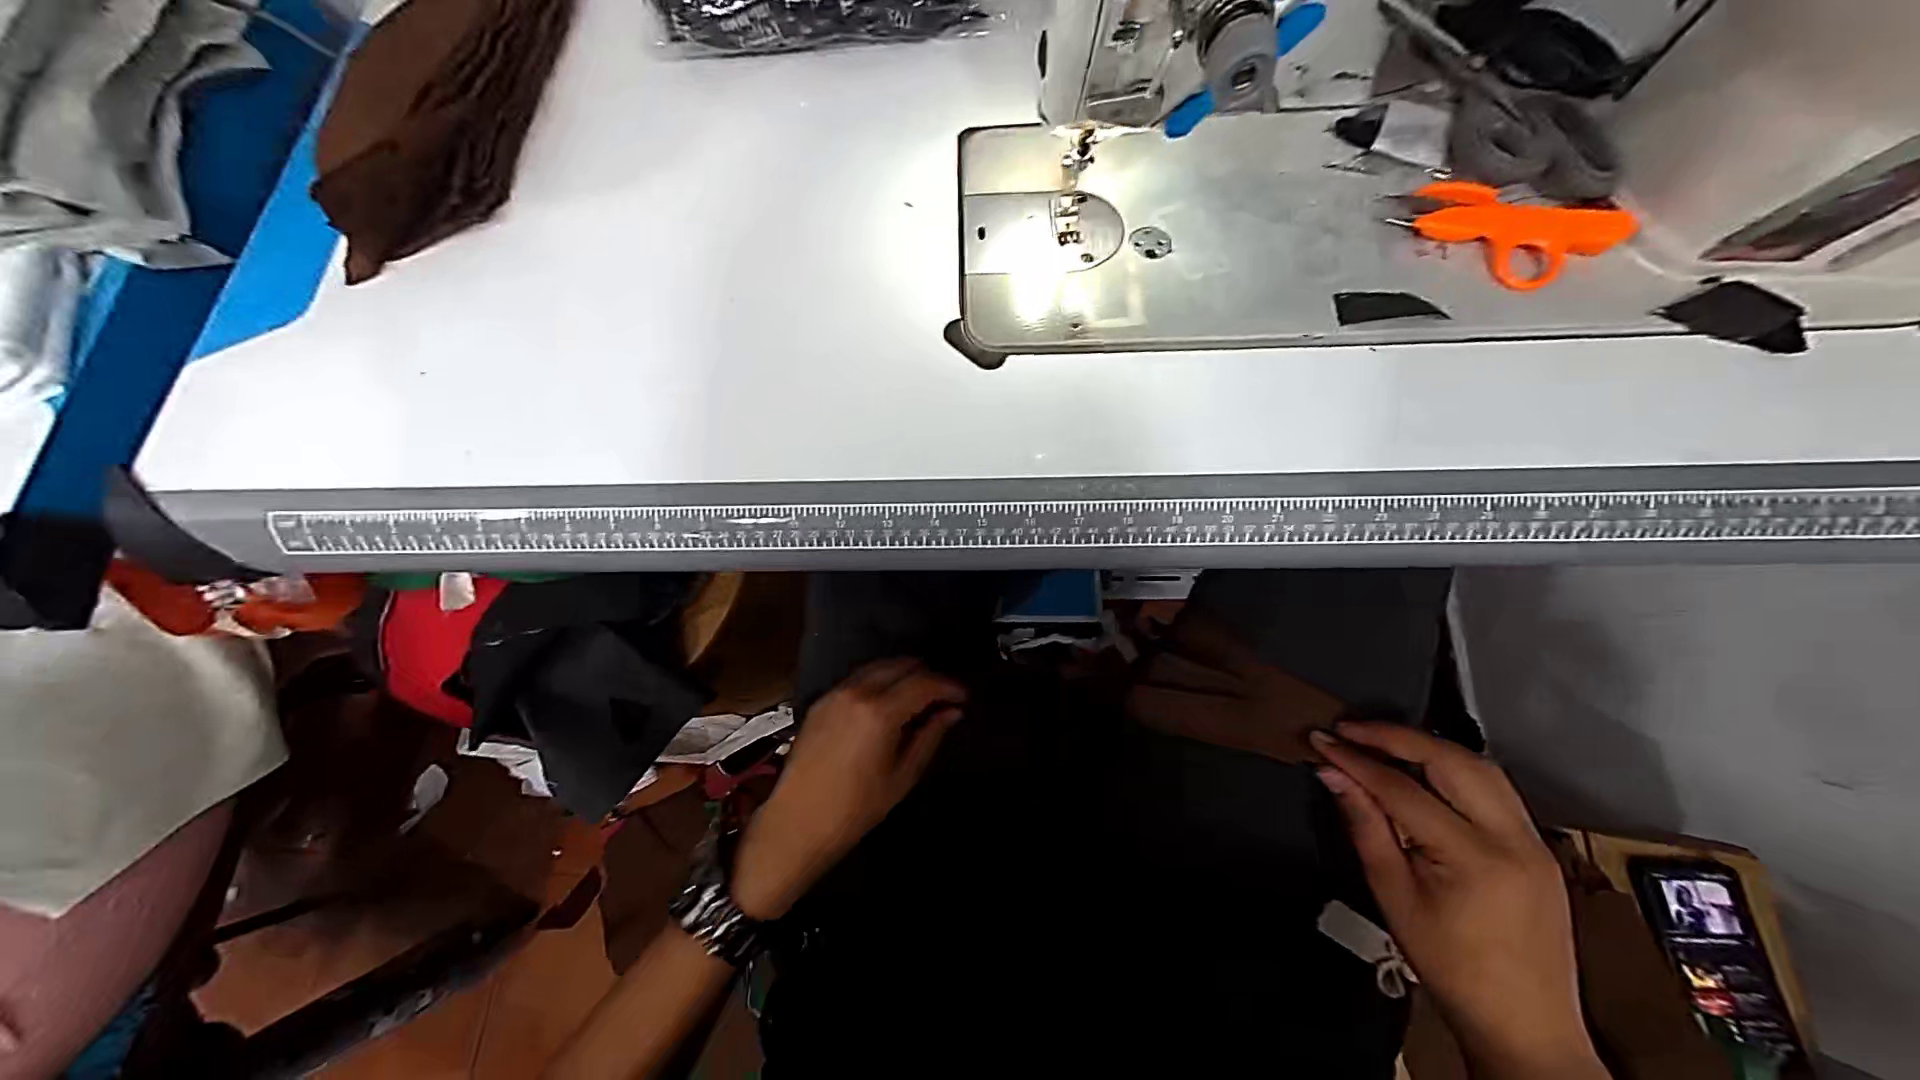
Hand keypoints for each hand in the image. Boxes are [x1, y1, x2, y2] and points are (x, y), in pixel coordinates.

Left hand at [731, 659, 965, 919]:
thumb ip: (929, 737)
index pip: (924, 683)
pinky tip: (888, 702)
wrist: (797, 822)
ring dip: (903, 674)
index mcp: (880, 712)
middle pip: (902, 664)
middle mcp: (857, 692)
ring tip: (919, 698)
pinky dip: (880, 680)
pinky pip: (858, 677)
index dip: (949, 686)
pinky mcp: (822, 701)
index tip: (964, 697)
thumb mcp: (902, 776)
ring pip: (879, 666)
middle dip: (927, 676)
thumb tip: (952, 712)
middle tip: (944, 698)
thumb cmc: (855, 808)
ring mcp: (836, 693)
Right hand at [1311, 722, 1606, 1079]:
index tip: (1322, 741)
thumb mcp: (1392, 894)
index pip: (1402, 788)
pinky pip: (1496, 788)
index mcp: (1474, 858)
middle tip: (1350, 729)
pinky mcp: (1540, 847)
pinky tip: (1423, 770)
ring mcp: (1535, 841)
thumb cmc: (1451, 966)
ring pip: (1481, 765)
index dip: (1355, 760)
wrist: (1524, 1022)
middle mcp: (1513, 840)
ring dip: (1428, 746)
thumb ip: (1364, 825)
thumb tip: (1333, 775)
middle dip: (1395, 736)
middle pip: (1452, 759)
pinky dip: (1454, 767)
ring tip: (1381, 741)